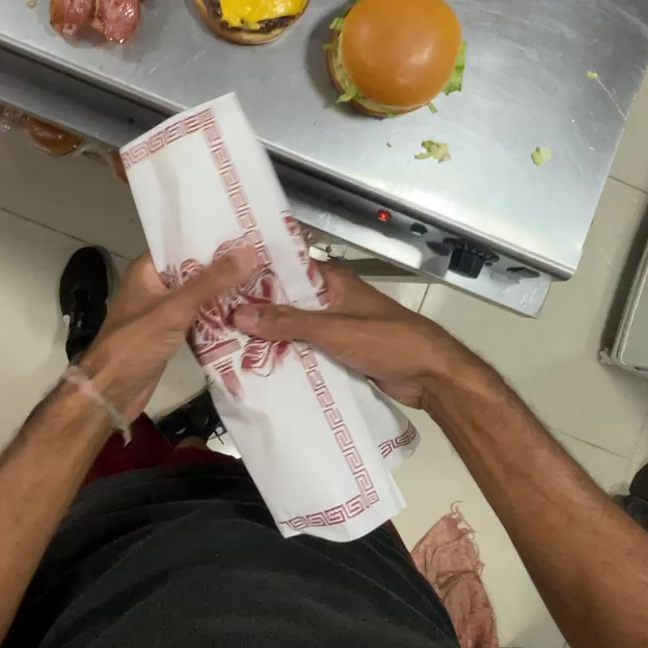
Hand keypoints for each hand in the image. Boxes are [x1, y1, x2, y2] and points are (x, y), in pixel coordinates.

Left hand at [76, 250, 257, 420]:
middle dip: (225, 267)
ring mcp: (163, 311)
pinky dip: (217, 317)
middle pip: (195, 270)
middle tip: (264, 257)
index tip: (248, 232)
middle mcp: (155, 286)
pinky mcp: (171, 333)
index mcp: (148, 270)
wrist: (111, 392)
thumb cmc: (135, 344)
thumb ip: (211, 282)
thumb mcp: (175, 308)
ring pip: (199, 296)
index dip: (213, 238)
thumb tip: (249, 251)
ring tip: (263, 281)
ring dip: (224, 293)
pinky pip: (198, 318)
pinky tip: (246, 313)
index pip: (183, 244)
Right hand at [232, 263, 480, 407]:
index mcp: (332, 282)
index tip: (222, 283)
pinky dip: (289, 358)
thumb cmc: (388, 339)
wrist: (431, 376)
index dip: (256, 276)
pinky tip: (262, 368)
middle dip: (257, 313)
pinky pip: (307, 352)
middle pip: (287, 303)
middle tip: (216, 321)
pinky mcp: (341, 354)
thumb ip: (288, 323)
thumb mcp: (333, 329)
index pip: (286, 271)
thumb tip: (239, 315)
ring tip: (229, 346)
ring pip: (295, 330)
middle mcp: (332, 301)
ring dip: (271, 338)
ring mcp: (336, 328)